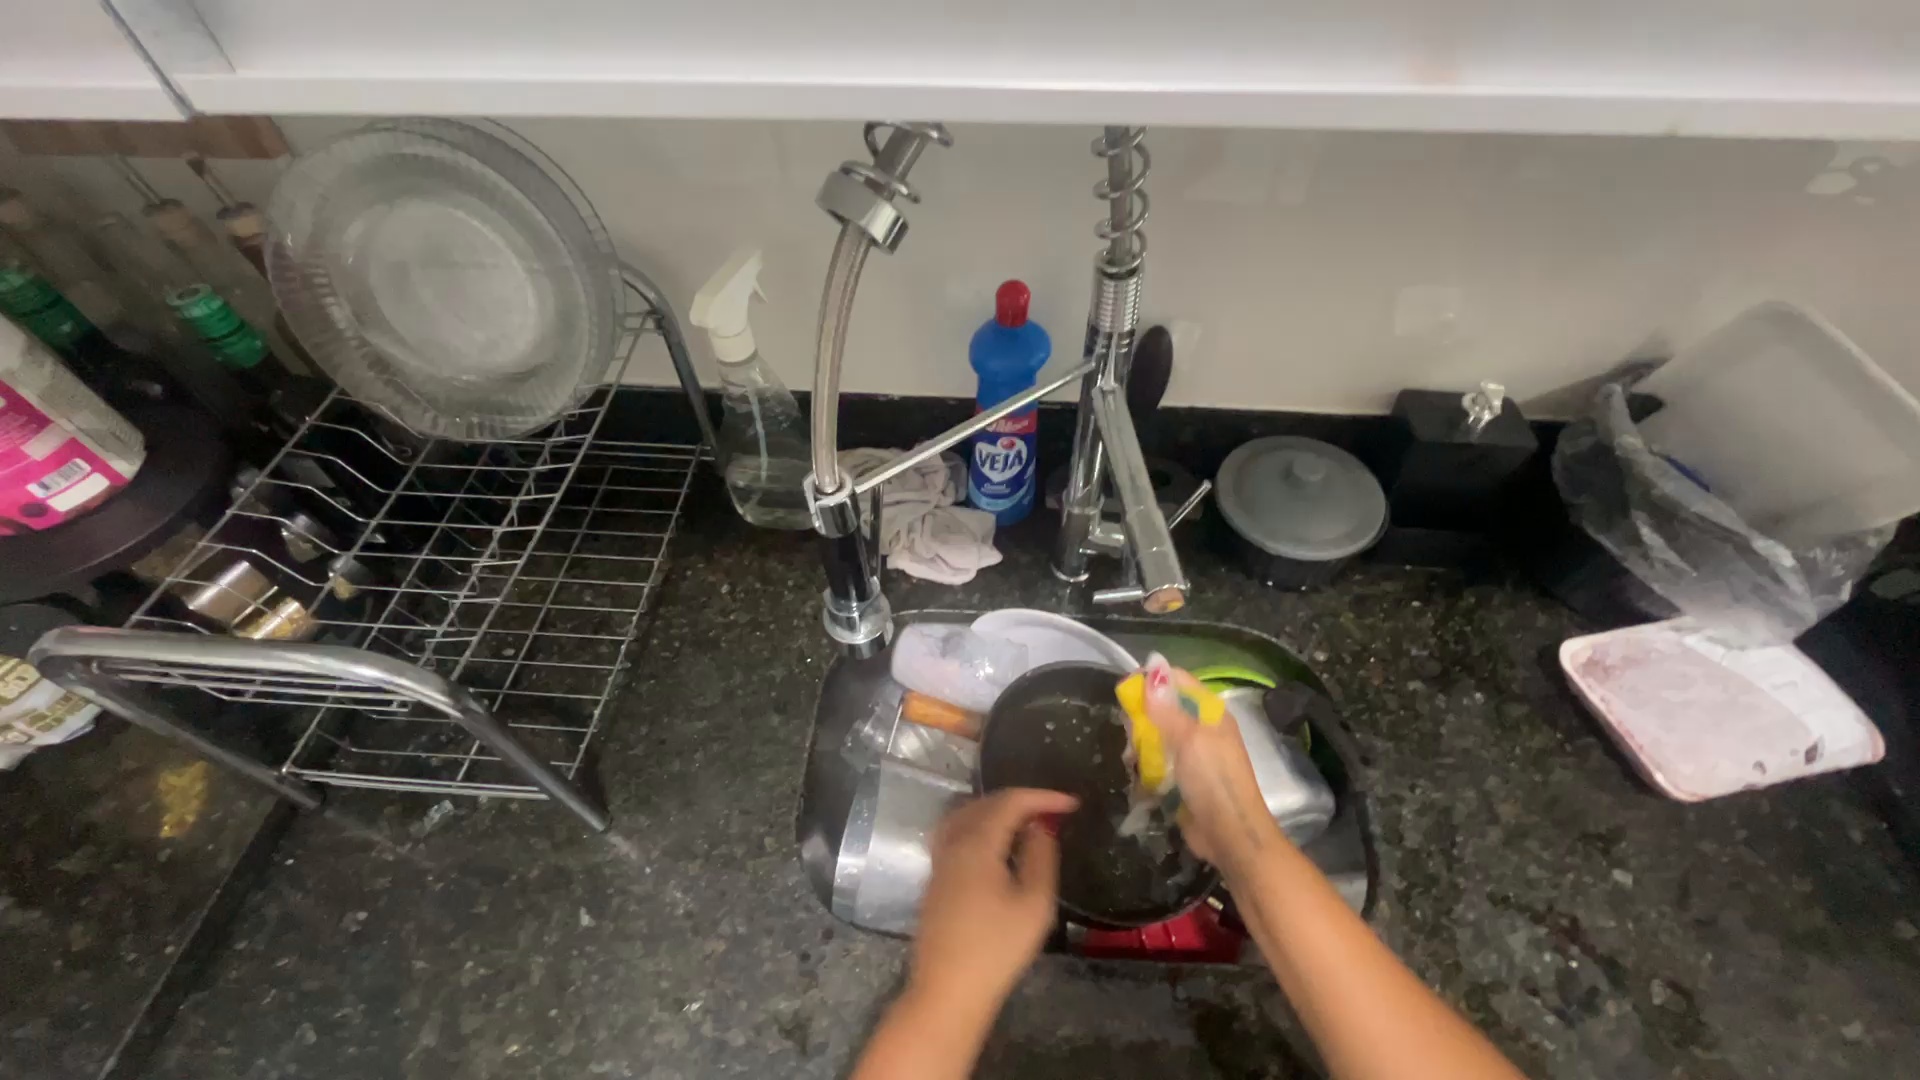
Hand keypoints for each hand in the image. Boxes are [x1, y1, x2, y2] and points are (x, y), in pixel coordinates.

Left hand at [910, 788, 1078, 1014]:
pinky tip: (994, 844)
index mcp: (976, 842)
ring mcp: (940, 859)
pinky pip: (957, 831)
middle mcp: (953, 842)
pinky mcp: (935, 878)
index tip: (1072, 804)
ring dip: (997, 810)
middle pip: (986, 803)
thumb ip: (1040, 856)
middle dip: (1021, 801)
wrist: (947, 991)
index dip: (1043, 797)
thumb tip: (1040, 826)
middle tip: (1053, 813)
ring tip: (1026, 822)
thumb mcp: (1034, 903)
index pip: (1010, 802)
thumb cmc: (996, 948)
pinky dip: (979, 824)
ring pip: (967, 814)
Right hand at [1145, 666, 1284, 874]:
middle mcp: (1200, 729)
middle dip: (1141, 718)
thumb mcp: (1188, 740)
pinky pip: (1155, 761)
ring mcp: (1190, 754)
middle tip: (1130, 733)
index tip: (1124, 690)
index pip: (1177, 681)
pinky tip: (1137, 775)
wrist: (1230, 836)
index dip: (1150, 681)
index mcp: (1209, 713)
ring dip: (1140, 745)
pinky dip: (1144, 766)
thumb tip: (1152, 665)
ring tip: (1132, 759)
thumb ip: (1166, 706)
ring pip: (1154, 736)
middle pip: (1161, 708)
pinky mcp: (1180, 777)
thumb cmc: (1213, 782)